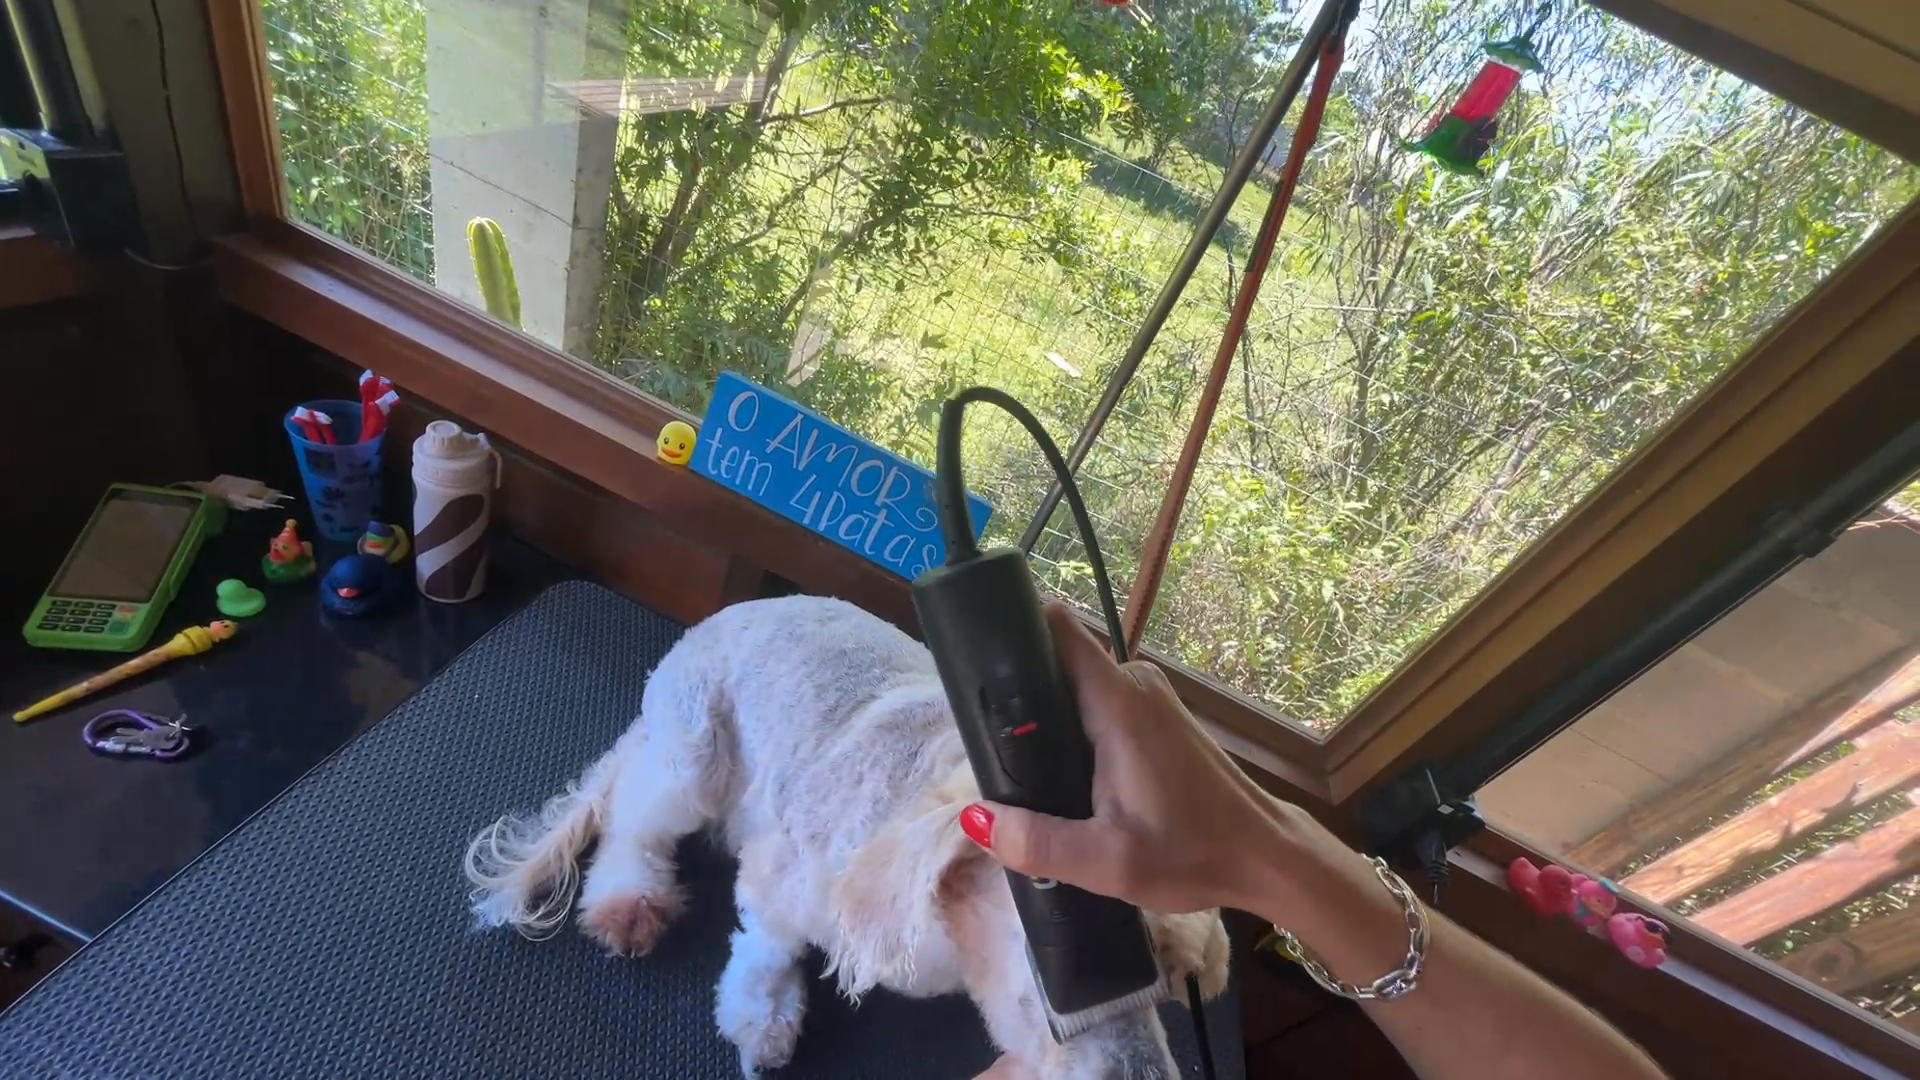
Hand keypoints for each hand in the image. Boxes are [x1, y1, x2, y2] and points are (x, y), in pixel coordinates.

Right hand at [962, 603, 1305, 914]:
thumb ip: (1038, 842)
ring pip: (1077, 681)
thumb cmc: (1192, 851)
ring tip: (1021, 758)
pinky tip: (1064, 765)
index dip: (1015, 629)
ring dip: (1047, 710)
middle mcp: (1132, 682)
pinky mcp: (1155, 710)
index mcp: (1117, 700)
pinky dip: (1074, 720)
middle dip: (1021, 687)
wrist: (1265, 854)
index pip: (1058, 628)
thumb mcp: (1108, 862)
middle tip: (990, 737)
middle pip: (1059, 657)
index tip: (979, 661)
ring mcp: (1147, 693)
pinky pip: (1098, 696)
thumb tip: (975, 818)